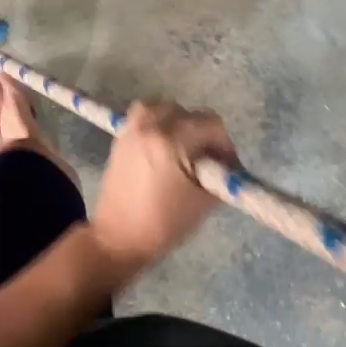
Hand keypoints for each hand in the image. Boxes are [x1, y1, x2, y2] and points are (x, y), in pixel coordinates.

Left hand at [88, 100, 238, 273]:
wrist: (118, 237)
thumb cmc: (163, 224)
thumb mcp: (203, 202)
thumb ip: (222, 178)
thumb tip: (227, 166)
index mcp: (170, 140)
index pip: (211, 124)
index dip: (225, 145)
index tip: (227, 167)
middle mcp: (148, 126)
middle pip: (187, 113)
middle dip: (203, 133)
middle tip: (207, 161)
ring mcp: (131, 130)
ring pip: (163, 109)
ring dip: (178, 123)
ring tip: (184, 150)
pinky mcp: (120, 138)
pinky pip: (143, 117)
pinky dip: (157, 125)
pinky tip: (163, 149)